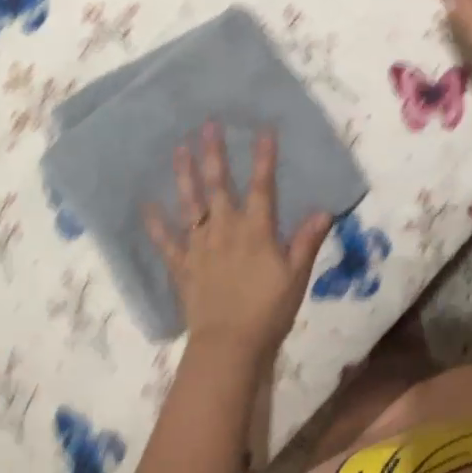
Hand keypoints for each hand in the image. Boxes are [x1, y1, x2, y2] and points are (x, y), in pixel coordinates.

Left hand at [146, 122, 331, 356]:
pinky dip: (156, 223)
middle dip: (214, 153)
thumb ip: (307, 241)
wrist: (229, 347)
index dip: (264, 157)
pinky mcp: (183, 267)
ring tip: (179, 148)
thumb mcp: (297, 276)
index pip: (262, 186)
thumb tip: (323, 210)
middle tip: (208, 125)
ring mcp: (200, 247)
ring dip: (184, 175)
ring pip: (190, 204)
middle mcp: (225, 230)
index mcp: (256, 230)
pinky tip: (147, 204)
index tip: (264, 129)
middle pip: (218, 185)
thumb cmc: (269, 310)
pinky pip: (167, 241)